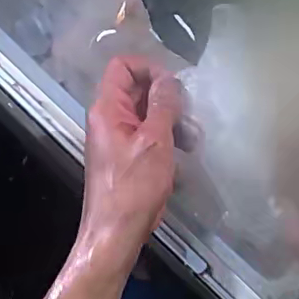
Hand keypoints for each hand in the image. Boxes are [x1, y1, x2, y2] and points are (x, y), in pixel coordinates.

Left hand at [78, 57, 182, 263]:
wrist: (115, 232)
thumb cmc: (133, 188)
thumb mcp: (155, 142)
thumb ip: (162, 105)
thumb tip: (169, 79)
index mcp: (106, 109)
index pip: (121, 66)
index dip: (149, 67)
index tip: (174, 84)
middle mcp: (107, 118)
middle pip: (136, 88)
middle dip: (165, 96)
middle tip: (189, 113)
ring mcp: (115, 137)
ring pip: (144, 111)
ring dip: (170, 118)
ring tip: (192, 136)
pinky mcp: (125, 155)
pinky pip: (146, 133)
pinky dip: (165, 136)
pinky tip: (184, 150)